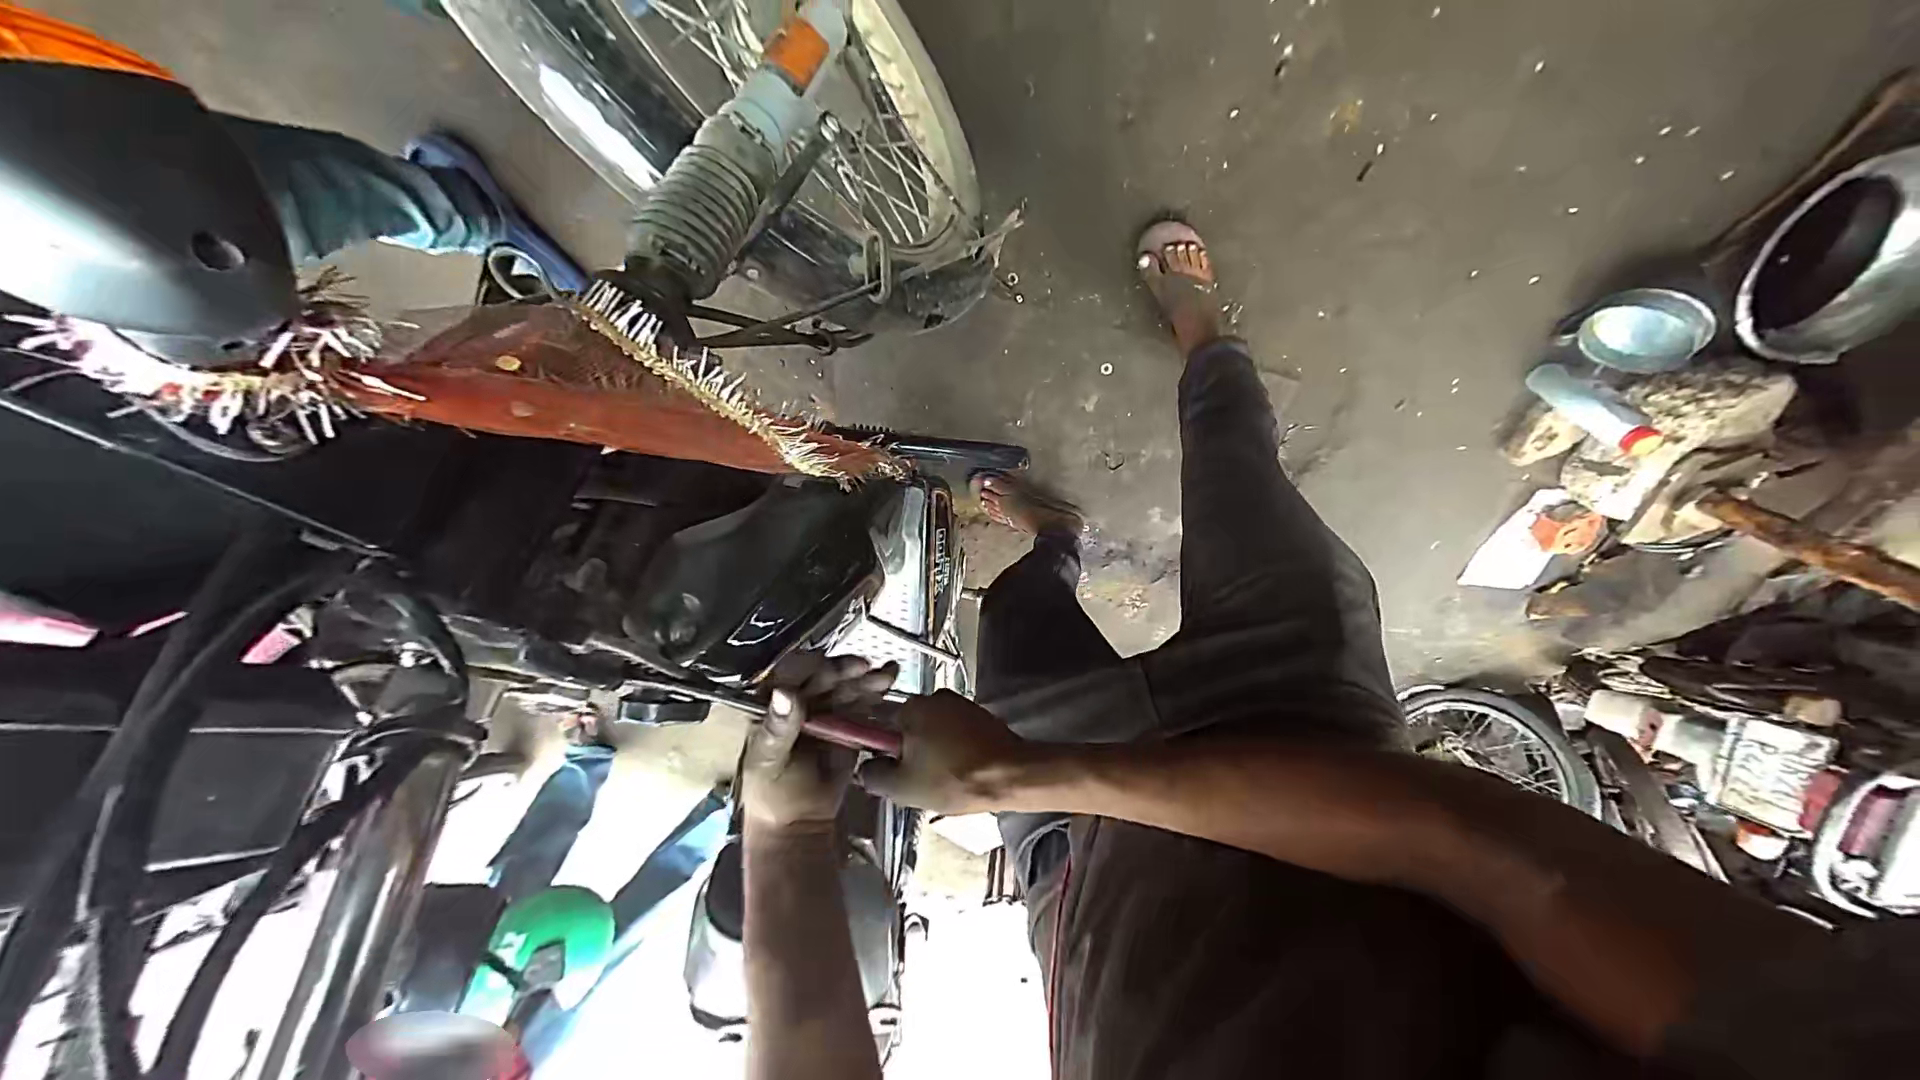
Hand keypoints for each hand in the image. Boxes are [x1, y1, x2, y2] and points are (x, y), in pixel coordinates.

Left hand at [740, 653, 897, 833]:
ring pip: (846, 687)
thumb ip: (777, 729)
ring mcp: (825, 709)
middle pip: (823, 677)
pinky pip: (862, 704)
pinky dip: (876, 693)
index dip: (811, 667)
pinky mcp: (847, 723)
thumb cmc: (770, 793)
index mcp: (771, 702)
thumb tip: (784, 693)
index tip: (830, 667)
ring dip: (866, 679)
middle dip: (845, 670)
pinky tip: (889, 679)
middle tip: (864, 669)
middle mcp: (799, 699)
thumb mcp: (766, 761)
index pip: (790, 674)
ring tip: (885, 675)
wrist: (798, 821)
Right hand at [855, 690, 1038, 813]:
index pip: (883, 727)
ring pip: (935, 733)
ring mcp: (962, 704)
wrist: (1011, 775)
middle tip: (922, 782)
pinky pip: (957, 734)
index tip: (898, 773)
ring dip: (936, 753)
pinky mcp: (982, 716)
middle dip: (914, 754)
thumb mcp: (902, 787)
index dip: (888, 753)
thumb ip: (874, 775)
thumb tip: (866, 768)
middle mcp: (936, 697)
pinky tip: (964, 772)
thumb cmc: (953, 778)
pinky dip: (957, 751)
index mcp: (913, 707)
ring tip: (946, 780)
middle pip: (911, 729)